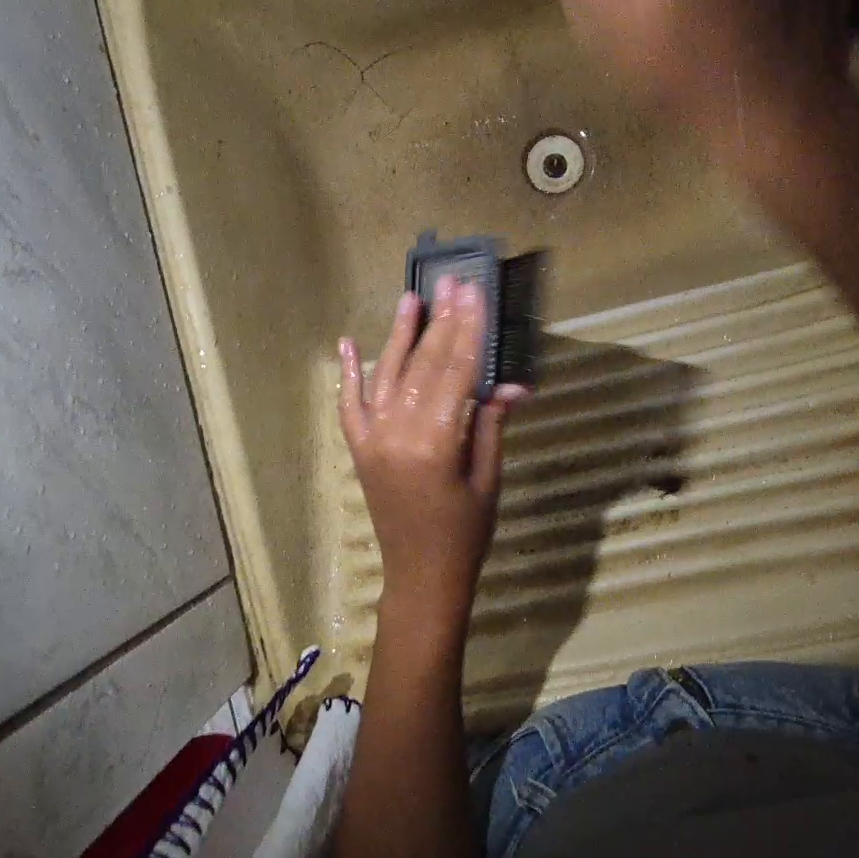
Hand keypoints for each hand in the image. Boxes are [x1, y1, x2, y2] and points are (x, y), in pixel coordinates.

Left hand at [338, 278, 527, 625]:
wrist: (421, 576)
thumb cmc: (466, 533)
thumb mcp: (488, 478)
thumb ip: (491, 425)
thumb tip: (510, 382)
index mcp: (436, 442)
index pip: (457, 372)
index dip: (469, 330)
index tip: (476, 293)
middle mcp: (397, 433)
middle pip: (425, 366)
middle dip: (443, 321)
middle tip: (454, 282)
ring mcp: (372, 439)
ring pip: (387, 375)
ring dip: (400, 335)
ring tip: (411, 297)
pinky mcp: (358, 449)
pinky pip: (349, 405)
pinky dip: (349, 373)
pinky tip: (349, 342)